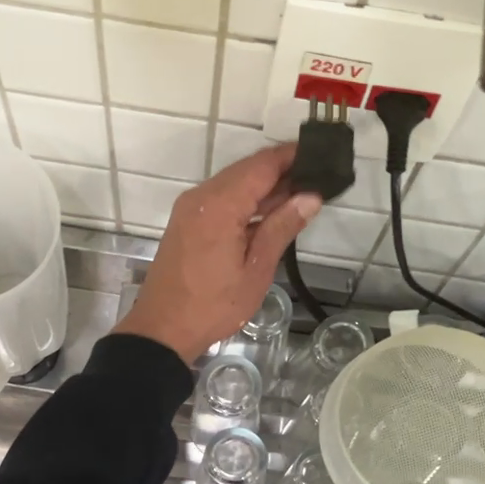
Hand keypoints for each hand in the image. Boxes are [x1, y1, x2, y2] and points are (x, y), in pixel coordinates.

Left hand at [113, 144, 321, 363]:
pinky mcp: (186, 223)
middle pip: (247, 171)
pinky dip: (246, 202)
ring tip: (301, 195)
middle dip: (282, 171)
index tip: (322, 153)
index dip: (293, 156)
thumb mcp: (255, 271)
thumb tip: (311, 197)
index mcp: (220, 205)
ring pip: (234, 185)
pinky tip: (269, 214)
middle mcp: (202, 197)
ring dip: (265, 189)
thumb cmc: (212, 306)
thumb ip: (282, 228)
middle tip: (318, 177)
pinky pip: (221, 201)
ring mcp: (190, 209)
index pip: (263, 165)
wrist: (162, 330)